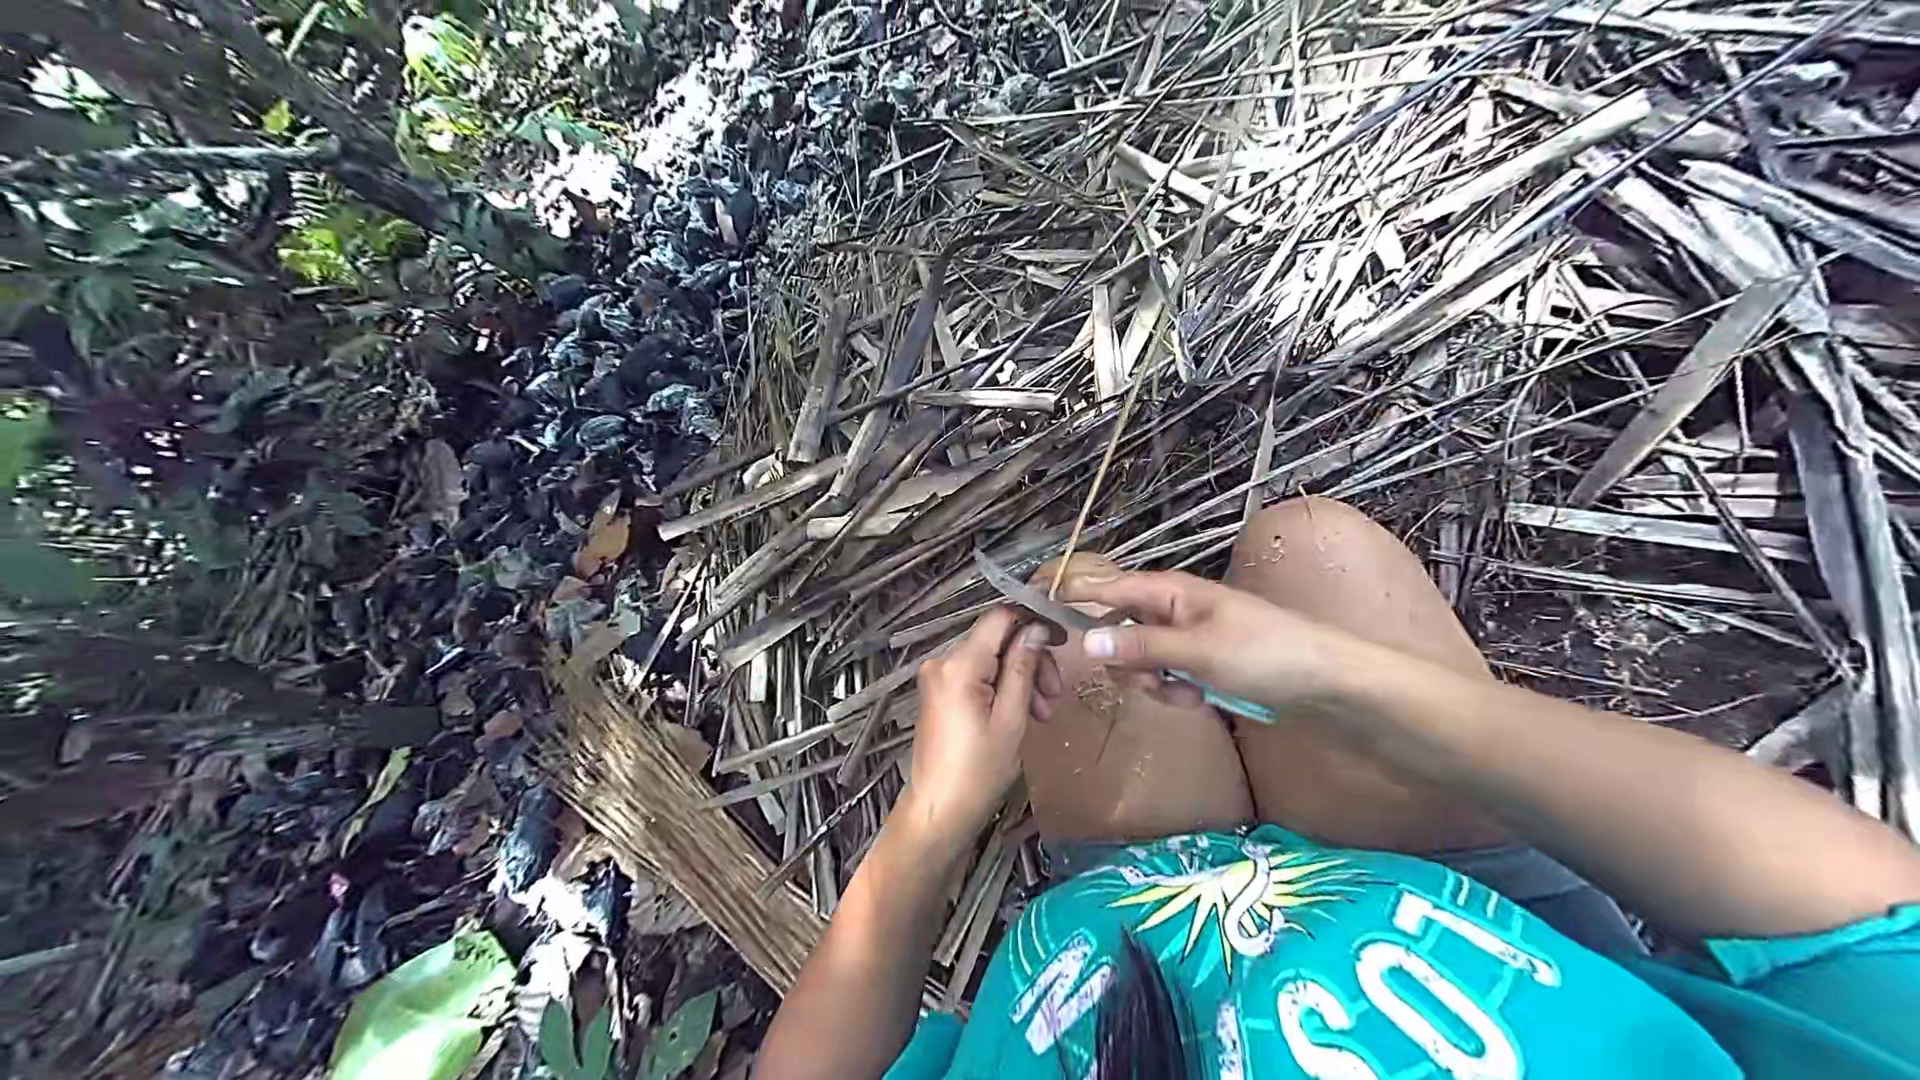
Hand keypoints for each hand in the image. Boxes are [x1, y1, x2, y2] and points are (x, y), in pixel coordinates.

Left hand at [900, 607, 1058, 839]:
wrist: (939, 810)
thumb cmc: (977, 772)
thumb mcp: (1011, 719)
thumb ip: (1023, 668)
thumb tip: (1037, 630)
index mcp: (959, 665)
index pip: (999, 618)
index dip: (1033, 622)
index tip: (1059, 641)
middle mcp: (943, 661)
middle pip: (996, 639)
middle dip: (1030, 660)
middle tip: (1054, 693)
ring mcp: (938, 676)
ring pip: (990, 657)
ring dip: (1020, 677)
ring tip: (1042, 711)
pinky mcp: (940, 691)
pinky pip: (977, 674)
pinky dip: (1001, 687)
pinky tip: (1022, 712)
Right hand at [1057, 565, 1360, 710]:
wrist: (1329, 683)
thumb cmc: (1265, 653)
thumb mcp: (1197, 652)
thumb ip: (1138, 648)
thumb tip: (1083, 642)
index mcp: (1168, 591)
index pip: (1105, 587)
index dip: (1072, 596)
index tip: (1038, 609)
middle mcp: (1171, 610)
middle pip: (1118, 631)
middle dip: (1128, 661)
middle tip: (1150, 678)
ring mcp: (1186, 638)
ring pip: (1141, 660)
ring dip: (1155, 681)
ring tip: (1188, 691)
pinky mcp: (1201, 663)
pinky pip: (1167, 677)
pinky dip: (1178, 692)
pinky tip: (1204, 699)